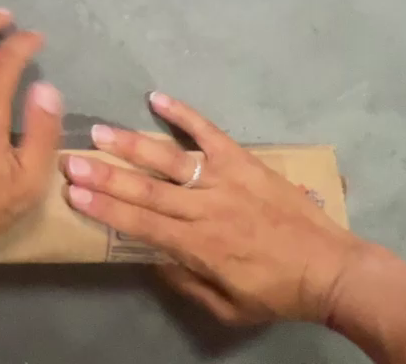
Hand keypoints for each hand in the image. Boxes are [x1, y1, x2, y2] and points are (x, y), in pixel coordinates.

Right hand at [62, 92, 373, 325]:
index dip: (105, 209)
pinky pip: (208, 132)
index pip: (142, 225)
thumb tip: (151, 256)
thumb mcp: (231, 308)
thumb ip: (187, 283)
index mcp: (201, 247)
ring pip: (169, 160)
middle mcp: (206, 210)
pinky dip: (183, 114)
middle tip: (71, 161)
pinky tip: (156, 98)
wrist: (335, 270)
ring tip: (99, 131)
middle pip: (147, 191)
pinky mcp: (242, 161)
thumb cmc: (278, 291)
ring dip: (131, 145)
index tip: (74, 195)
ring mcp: (224, 180)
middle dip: (105, 177)